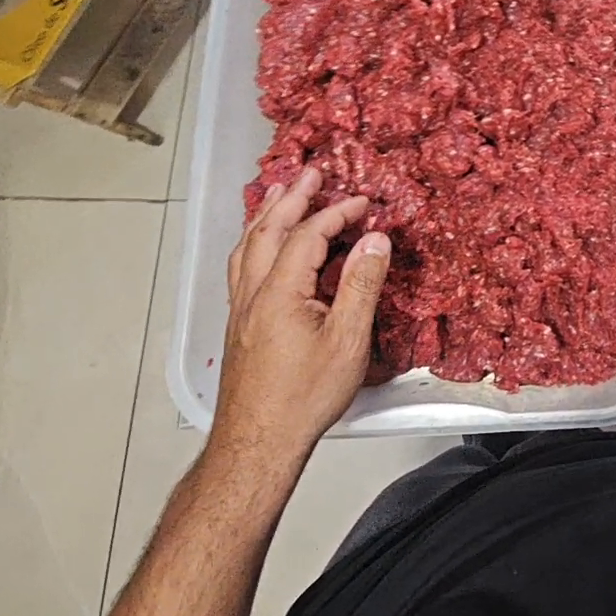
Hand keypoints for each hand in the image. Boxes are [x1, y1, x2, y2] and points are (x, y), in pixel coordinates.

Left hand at [213, 167, 390, 464]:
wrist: (258, 441)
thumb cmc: (305, 395)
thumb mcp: (347, 339)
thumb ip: (361, 285)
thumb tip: (376, 240)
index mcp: (280, 293)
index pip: (307, 236)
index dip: (337, 213)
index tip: (365, 202)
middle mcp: (253, 294)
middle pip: (267, 232)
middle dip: (291, 199)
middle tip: (311, 174)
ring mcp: (241, 309)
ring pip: (248, 248)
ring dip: (266, 215)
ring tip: (279, 193)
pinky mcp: (239, 324)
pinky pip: (243, 266)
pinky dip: (255, 241)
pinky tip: (263, 244)